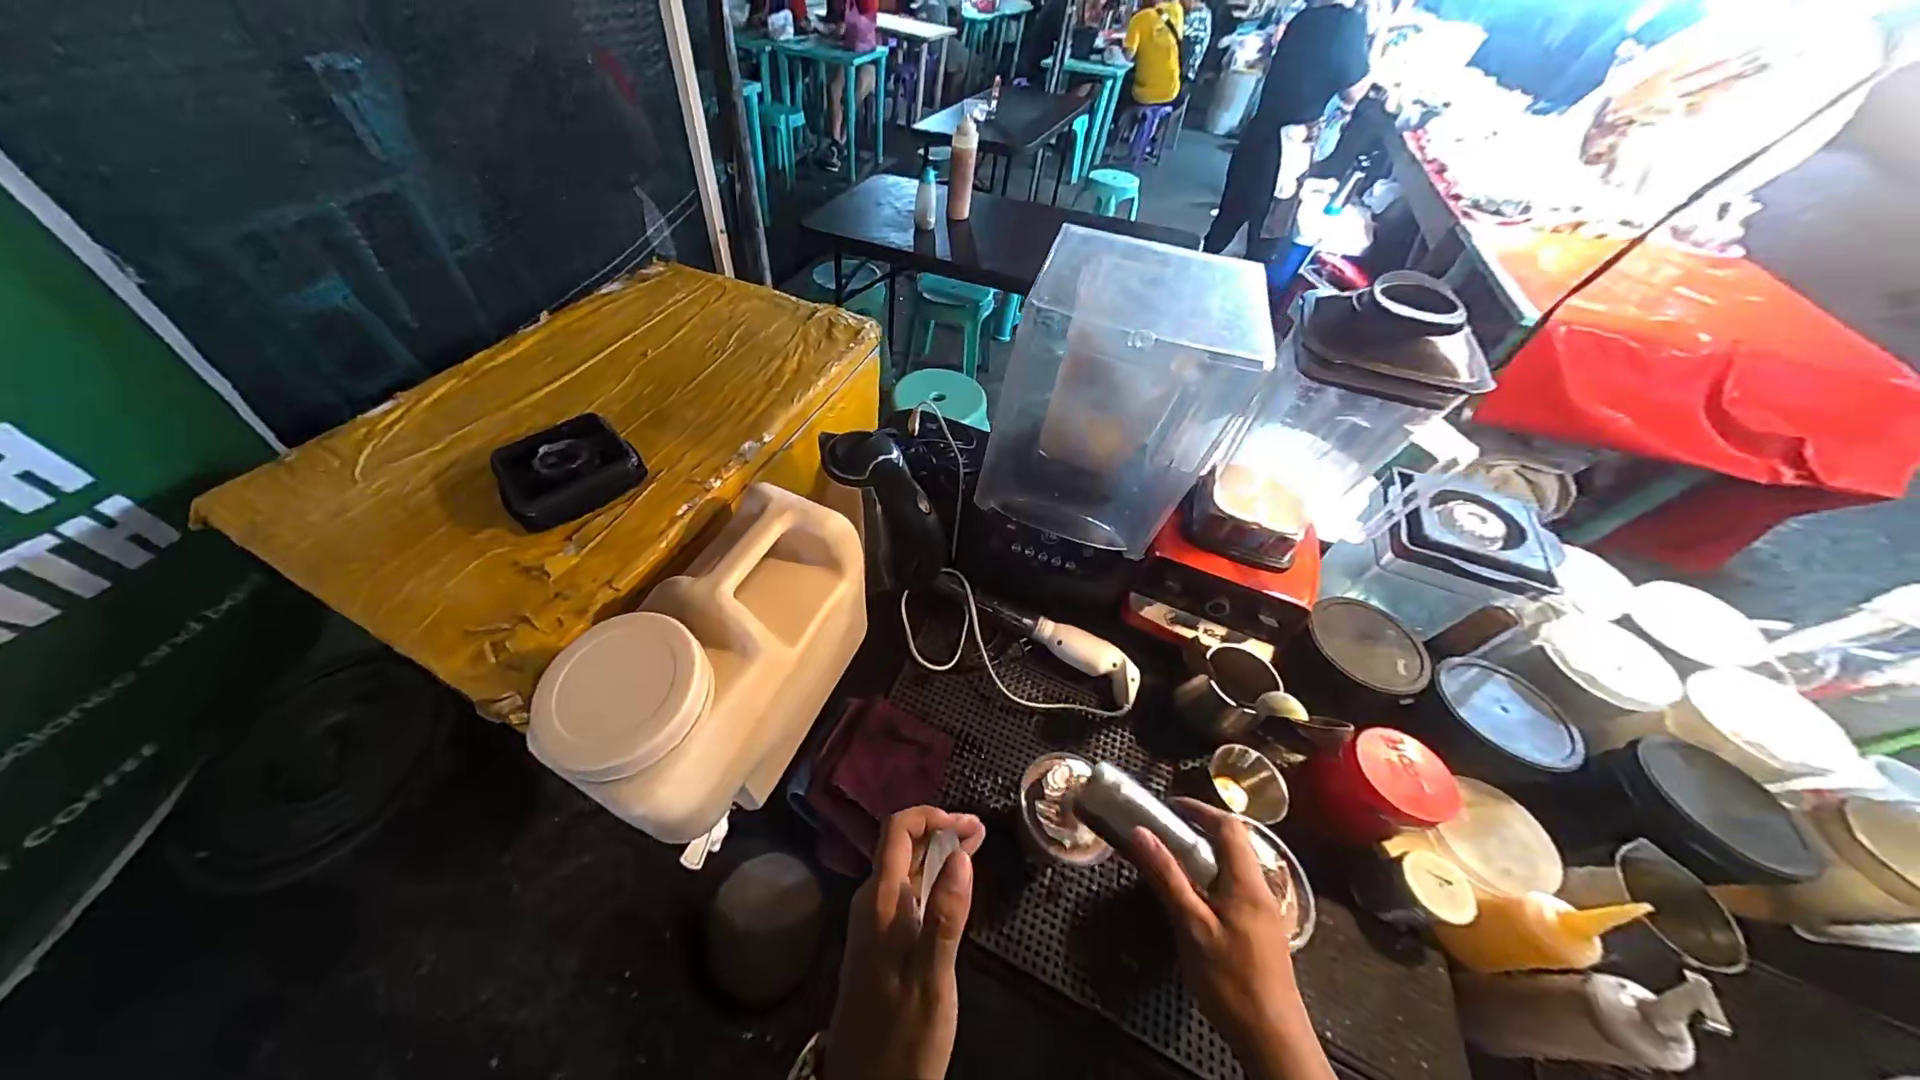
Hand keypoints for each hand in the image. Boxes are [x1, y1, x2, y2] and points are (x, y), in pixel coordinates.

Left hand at [823, 807, 985, 1079]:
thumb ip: (946, 916)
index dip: (931, 816)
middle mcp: (872, 903)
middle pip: (900, 845)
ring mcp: (874, 922)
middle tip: (980, 832)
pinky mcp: (881, 941)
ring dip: (937, 851)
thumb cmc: (901, 1037)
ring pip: (904, 868)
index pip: (896, 831)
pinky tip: (952, 884)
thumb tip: (960, 853)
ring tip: (973, 846)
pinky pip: (906, 892)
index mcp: (880, 903)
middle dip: (940, 829)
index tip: (969, 825)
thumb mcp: (932, 980)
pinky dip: (932, 876)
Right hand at [1122, 799, 1333, 1079]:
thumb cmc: (1230, 980)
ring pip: (1236, 867)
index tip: (1169, 806)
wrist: (1273, 1040)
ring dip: (1206, 854)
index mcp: (1247, 882)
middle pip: (1235, 843)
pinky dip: (1213, 877)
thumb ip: (1167, 876)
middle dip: (1201, 829)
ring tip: (1173, 859)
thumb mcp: (1191, 926)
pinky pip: (1236, 888)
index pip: (1228, 826)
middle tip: (1166, 831)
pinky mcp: (1262, 932)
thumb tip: (1142, 833)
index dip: (1200, 809)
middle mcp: (1261, 890)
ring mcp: (1265, 913)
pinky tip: (1193, 897)